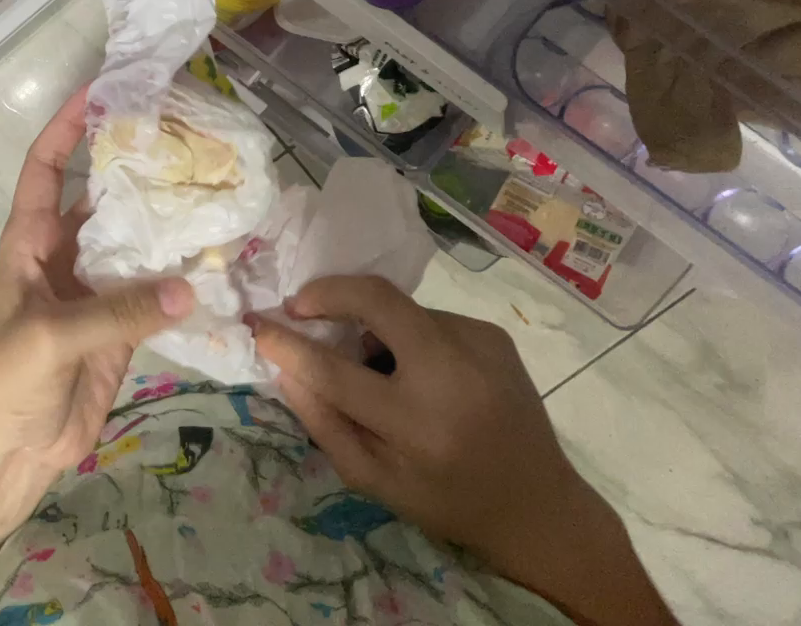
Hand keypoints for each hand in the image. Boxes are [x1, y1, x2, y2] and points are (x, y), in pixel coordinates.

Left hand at [0, 86, 194, 552]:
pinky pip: (155, 289)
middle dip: (133, 165)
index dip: (66, 127)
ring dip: (164, 218)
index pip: (45, 168)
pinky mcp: (121, 325)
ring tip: (212, 185)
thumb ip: (120, 310)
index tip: (102, 91)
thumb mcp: (52, 337)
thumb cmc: (8, 381)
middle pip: (99, 195)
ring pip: (133, 239)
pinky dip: (181, 275)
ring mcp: (95, 288)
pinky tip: (218, 256)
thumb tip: (191, 284)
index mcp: (29, 240)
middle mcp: (63, 253)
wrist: (10, 452)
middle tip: (183, 134)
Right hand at [254, 276, 675, 625]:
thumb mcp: (373, 480)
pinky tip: (416, 370)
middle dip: (326, 291)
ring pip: (398, 309)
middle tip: (299, 307)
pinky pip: (425, 319)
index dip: (287, 344)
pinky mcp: (492, 333)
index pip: (334, 370)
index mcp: (417, 424)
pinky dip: (404, 334)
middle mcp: (453, 374)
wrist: (542, 509)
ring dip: (369, 325)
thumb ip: (322, 422)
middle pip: (376, 298)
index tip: (257, 326)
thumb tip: (282, 365)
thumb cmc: (446, 500)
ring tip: (374, 363)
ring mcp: (478, 345)